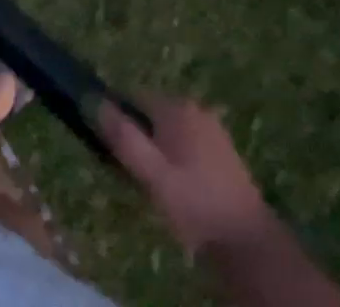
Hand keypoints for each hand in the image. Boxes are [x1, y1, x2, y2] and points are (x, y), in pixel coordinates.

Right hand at [99, 96, 273, 252]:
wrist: (248, 241)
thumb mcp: (149, 170)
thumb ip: (120, 134)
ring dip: (148, 149)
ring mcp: (211, 130)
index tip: (107, 149)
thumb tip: (90, 100)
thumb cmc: (194, 202)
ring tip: (147, 181)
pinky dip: (168, 157)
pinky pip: (179, 143)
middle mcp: (195, 110)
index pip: (127, 97)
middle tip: (126, 170)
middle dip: (132, 137)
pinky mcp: (219, 150)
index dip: (113, 120)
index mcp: (176, 108)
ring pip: (161, 131)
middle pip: (145, 114)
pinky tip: (169, 184)